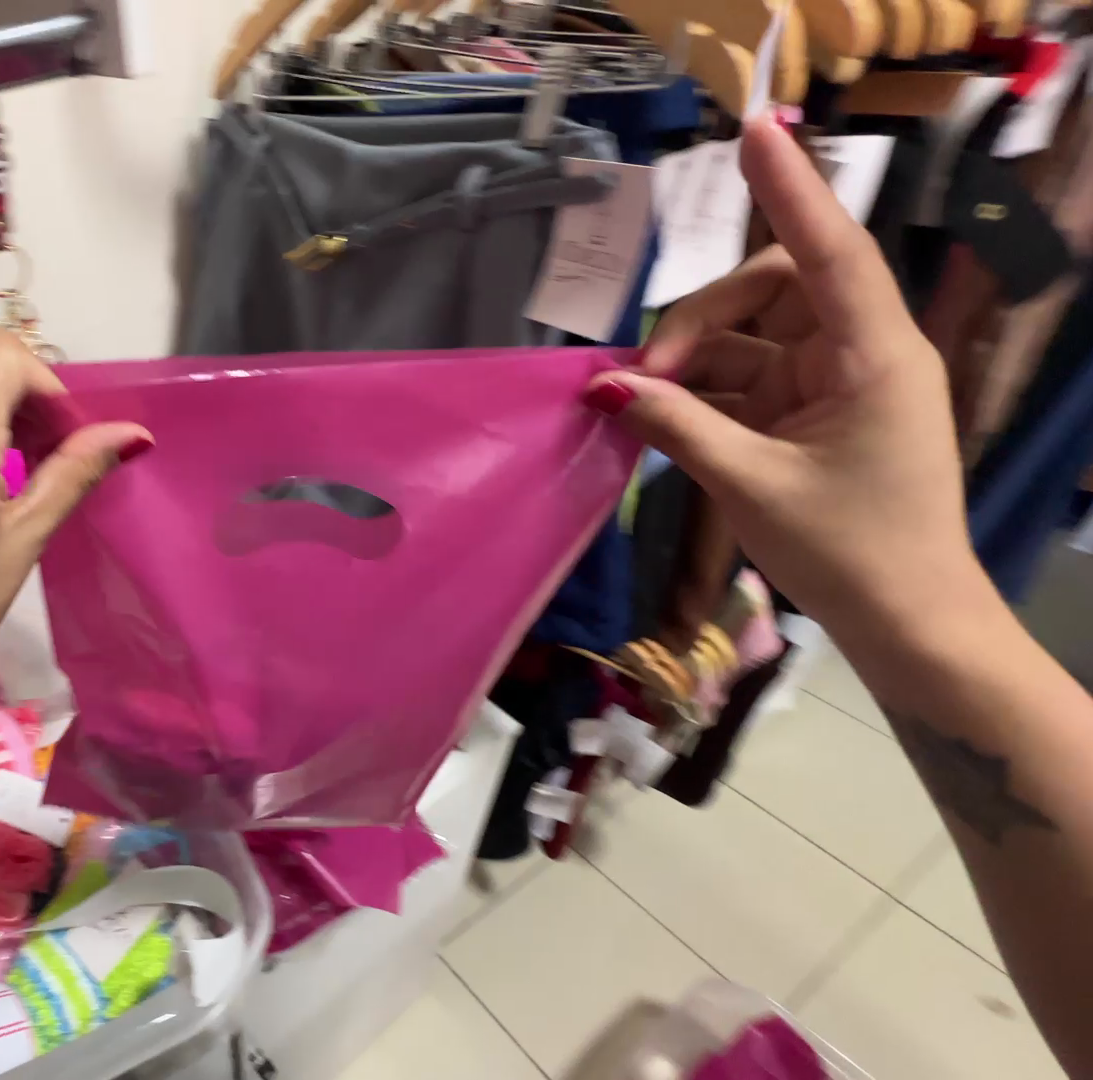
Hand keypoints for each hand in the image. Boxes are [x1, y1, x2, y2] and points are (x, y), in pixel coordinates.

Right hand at [587, 117, 983, 637]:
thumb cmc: (846, 546)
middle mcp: (851, 352)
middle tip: (642, 383)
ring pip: (738, 337)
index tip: (754, 132)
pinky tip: (651, 418)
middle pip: (765, 290)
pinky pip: (731, 379)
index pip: (828, 252)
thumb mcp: (749, 482)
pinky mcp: (797, 410)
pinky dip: (688, 394)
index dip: (789, 189)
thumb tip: (600, 388)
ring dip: (681, 365)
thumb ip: (674, 425)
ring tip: (637, 409)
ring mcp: (822, 381)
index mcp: (871, 356)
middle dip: (695, 325)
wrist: (898, 612)